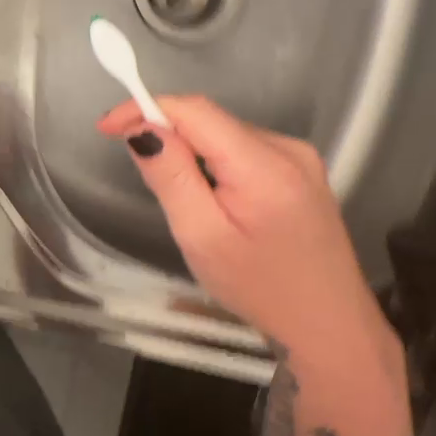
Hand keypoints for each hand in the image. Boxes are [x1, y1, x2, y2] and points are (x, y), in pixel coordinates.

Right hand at [97, 95, 391, 359]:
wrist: (330, 327)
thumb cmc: (259, 288)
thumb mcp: (202, 236)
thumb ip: (171, 177)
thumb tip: (141, 129)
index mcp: (264, 165)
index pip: (194, 110)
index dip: (144, 109)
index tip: (105, 129)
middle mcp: (287, 149)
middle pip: (209, 119)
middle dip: (162, 129)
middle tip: (129, 160)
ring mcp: (299, 158)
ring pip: (222, 131)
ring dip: (185, 144)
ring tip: (168, 184)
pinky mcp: (300, 171)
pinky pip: (239, 146)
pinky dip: (208, 156)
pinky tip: (203, 190)